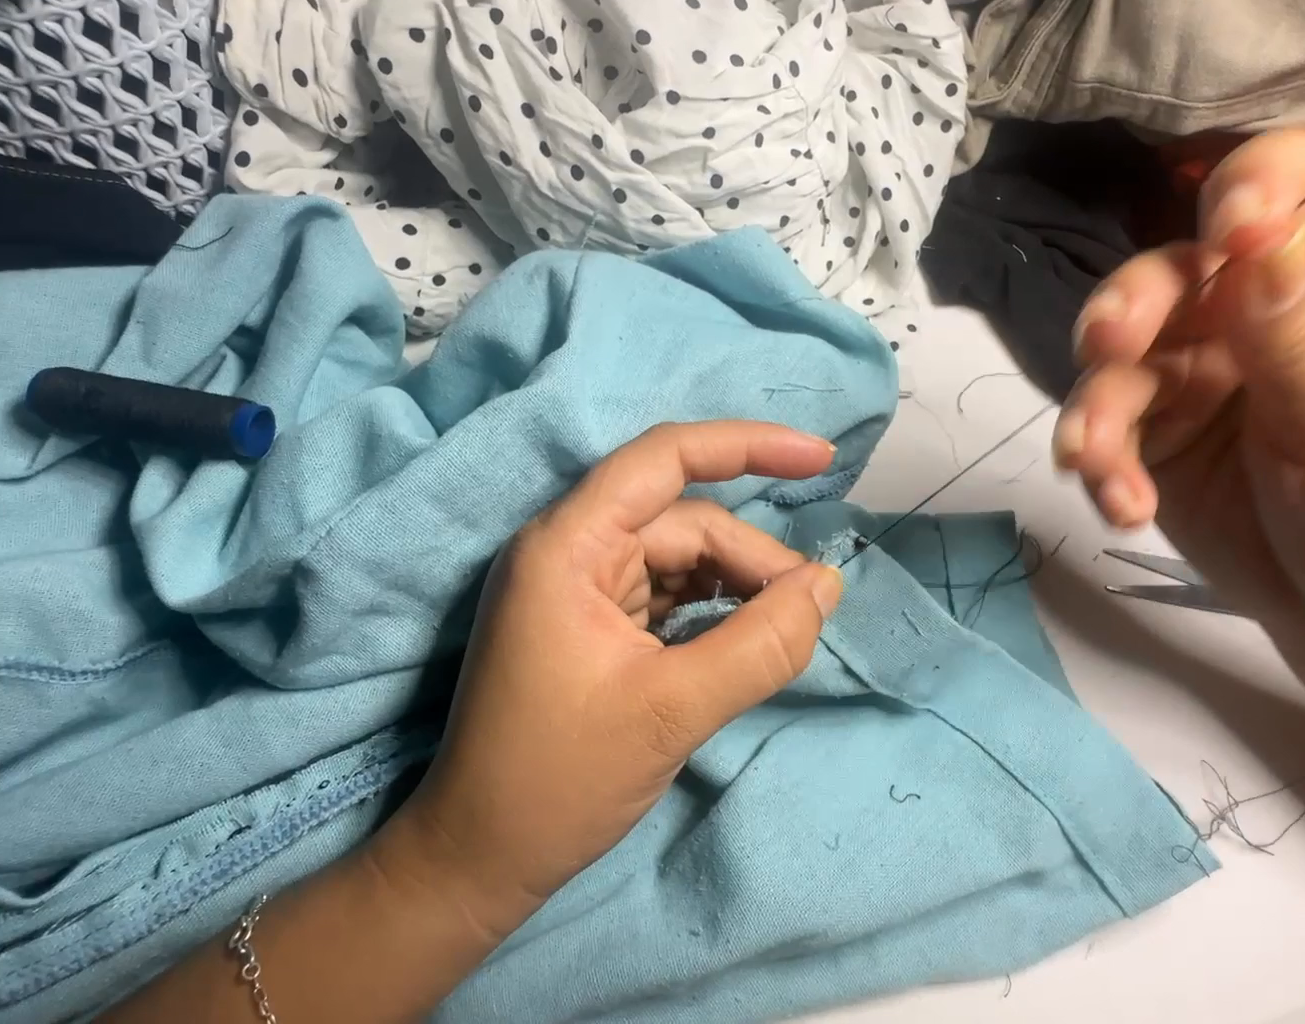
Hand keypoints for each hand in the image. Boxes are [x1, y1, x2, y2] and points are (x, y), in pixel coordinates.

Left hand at [389, 422, 843, 921]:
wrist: (479, 857)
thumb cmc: (558, 781)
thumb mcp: (673, 710)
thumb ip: (760, 644)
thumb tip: (826, 586)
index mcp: (568, 546)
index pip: (665, 459)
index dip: (748, 446)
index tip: (821, 456)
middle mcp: (570, 550)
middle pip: (684, 520)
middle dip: (751, 558)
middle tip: (807, 613)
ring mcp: (578, 587)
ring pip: (681, 556)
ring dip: (737, 584)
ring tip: (782, 629)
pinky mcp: (591, 622)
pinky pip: (668, 591)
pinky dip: (713, 607)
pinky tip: (745, 636)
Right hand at [1057, 129, 1304, 638]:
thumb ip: (1300, 333)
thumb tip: (1255, 229)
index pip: (1292, 187)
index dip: (1251, 191)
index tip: (1226, 238)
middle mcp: (1248, 312)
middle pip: (1169, 269)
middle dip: (1128, 305)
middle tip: (1106, 346)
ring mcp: (1188, 374)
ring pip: (1113, 355)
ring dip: (1096, 407)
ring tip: (1096, 464)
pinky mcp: (1145, 433)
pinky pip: (1099, 427)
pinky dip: (1099, 464)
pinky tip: (1124, 506)